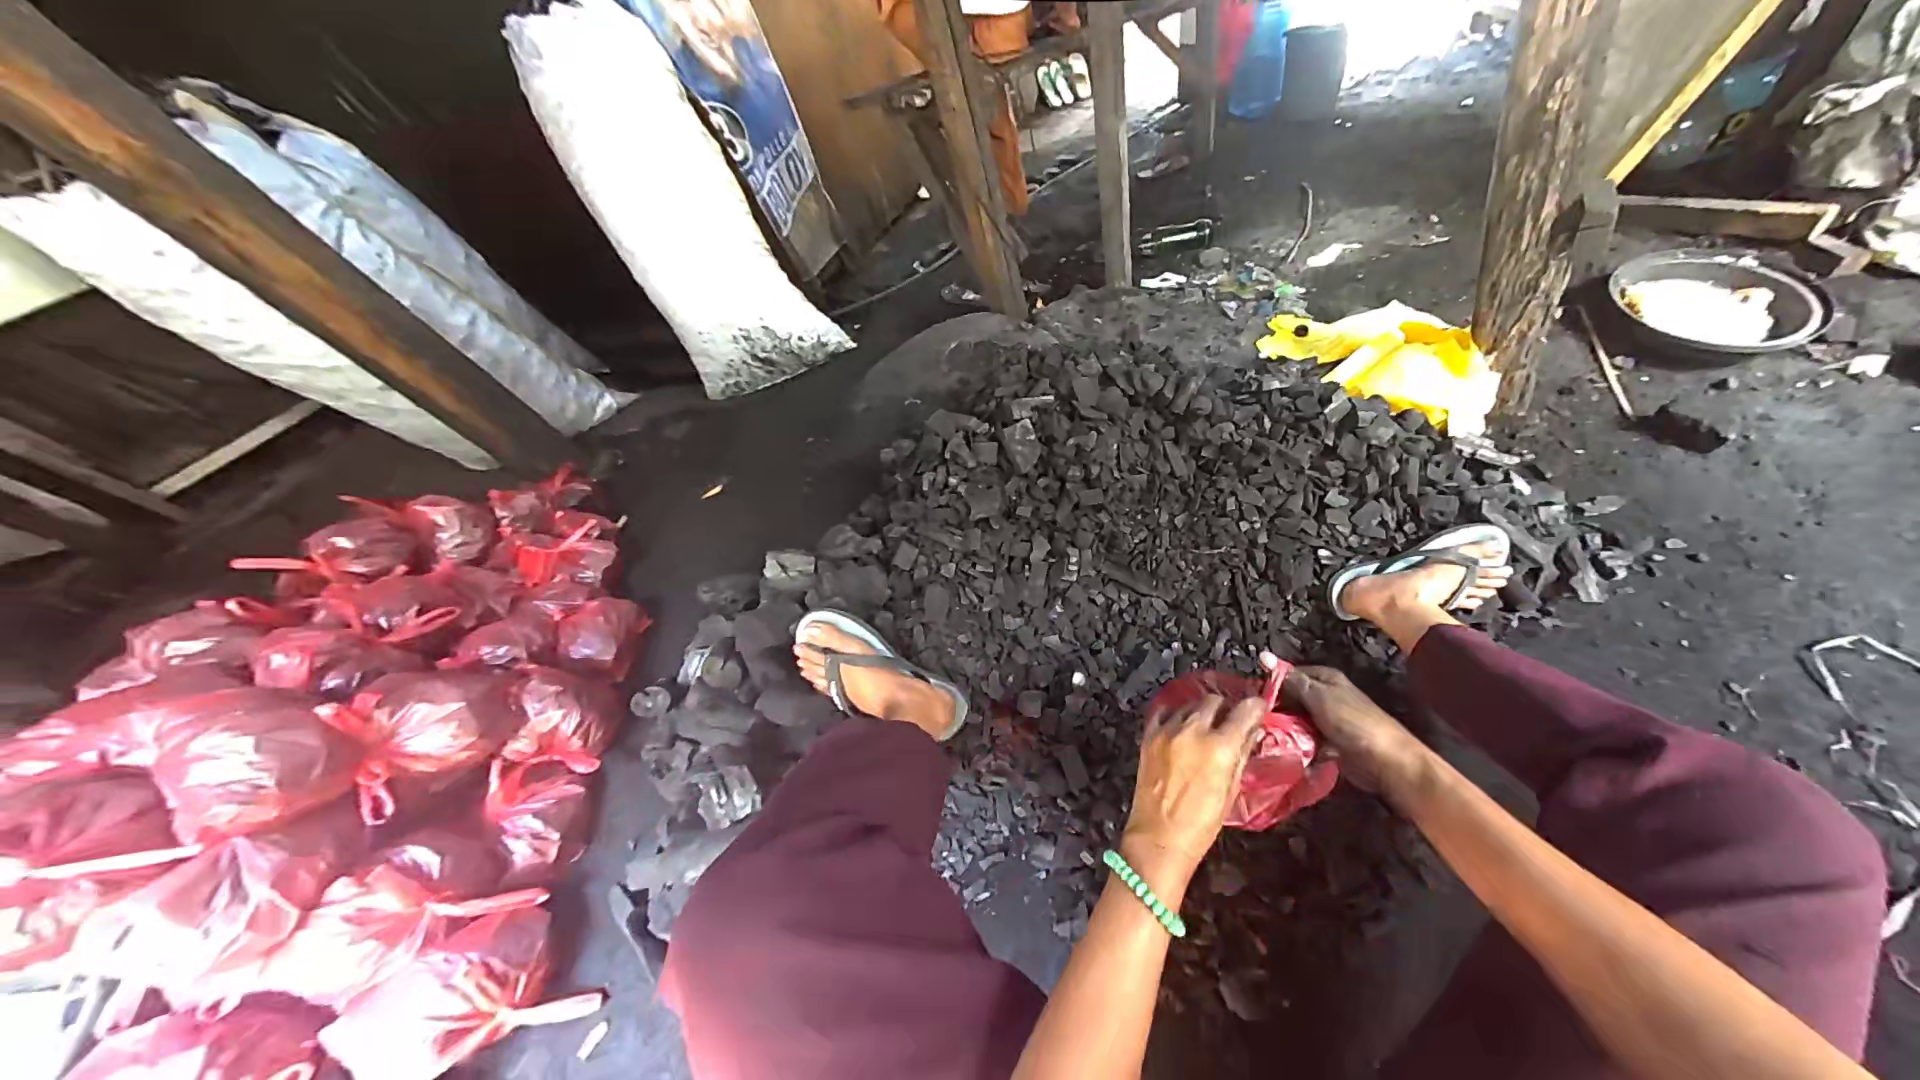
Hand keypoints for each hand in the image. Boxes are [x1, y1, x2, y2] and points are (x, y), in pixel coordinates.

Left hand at [1123, 693, 1264, 887]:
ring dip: (1202, 711)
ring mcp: (1167, 730)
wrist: (1159, 836)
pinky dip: (1176, 714)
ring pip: (1190, 704)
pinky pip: (1164, 712)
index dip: (1255, 707)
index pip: (1244, 711)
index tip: (1258, 708)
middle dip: (1227, 708)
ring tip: (1207, 725)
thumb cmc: (1201, 822)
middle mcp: (1193, 731)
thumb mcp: (1232, 790)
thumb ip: (1242, 755)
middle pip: (1214, 701)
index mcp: (1220, 747)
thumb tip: (1252, 731)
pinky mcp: (1149, 735)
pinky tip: (1182, 723)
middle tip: (1231, 720)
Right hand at [1267, 657, 1430, 798]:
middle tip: (1253, 718)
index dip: (1269, 683)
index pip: (1288, 674)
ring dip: (1281, 727)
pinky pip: (1302, 739)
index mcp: (1324, 679)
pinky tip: (1278, 747)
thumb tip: (1263, 656)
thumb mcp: (1318, 696)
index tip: (1249, 695)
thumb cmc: (1353, 722)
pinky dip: (1293, 743)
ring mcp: (1325, 721)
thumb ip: (1290, 680)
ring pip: (1293, 720)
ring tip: (1261, 734)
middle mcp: (1324, 696)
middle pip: (1289, 698)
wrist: (1387, 762)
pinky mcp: (1326, 742)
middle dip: (1273, 708)